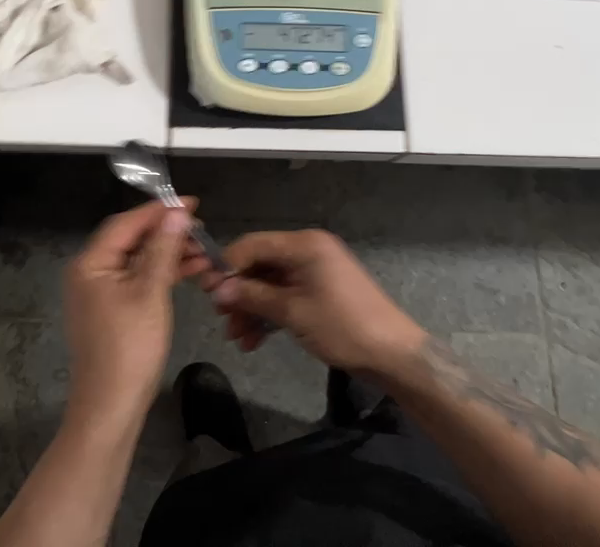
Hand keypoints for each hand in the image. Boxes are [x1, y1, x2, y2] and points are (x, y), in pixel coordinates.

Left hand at [62, 198, 194, 427]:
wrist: (110, 408)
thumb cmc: (130, 348)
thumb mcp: (150, 293)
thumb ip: (163, 249)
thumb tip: (176, 213)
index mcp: (90, 262)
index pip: (127, 222)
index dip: (159, 210)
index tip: (192, 203)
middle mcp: (89, 271)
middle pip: (132, 239)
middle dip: (167, 233)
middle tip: (202, 230)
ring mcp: (99, 292)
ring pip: (138, 260)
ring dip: (169, 254)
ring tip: (205, 252)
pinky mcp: (111, 310)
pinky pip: (137, 280)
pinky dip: (162, 274)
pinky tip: (190, 272)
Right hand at [191, 230, 425, 375]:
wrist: (393, 355)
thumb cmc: (342, 326)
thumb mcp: (292, 312)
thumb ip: (252, 297)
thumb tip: (217, 290)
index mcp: (304, 244)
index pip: (252, 244)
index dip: (226, 266)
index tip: (206, 291)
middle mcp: (308, 251)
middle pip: (260, 264)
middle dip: (239, 292)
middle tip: (222, 320)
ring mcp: (316, 272)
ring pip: (271, 284)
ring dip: (252, 308)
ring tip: (238, 338)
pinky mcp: (321, 292)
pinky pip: (286, 296)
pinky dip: (270, 314)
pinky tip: (255, 339)